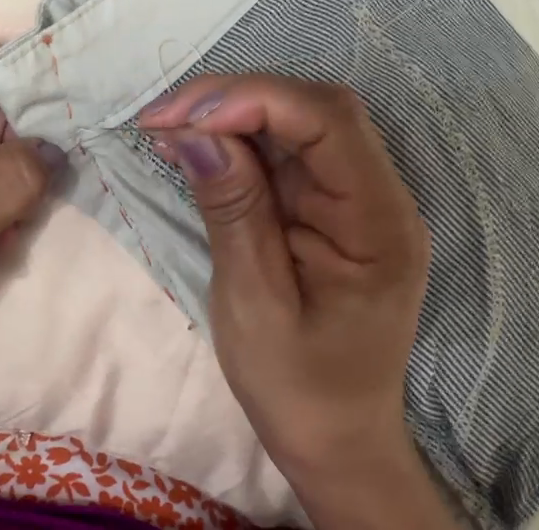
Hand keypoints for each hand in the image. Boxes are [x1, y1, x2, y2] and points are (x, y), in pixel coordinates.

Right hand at [143, 75, 451, 528]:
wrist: (335, 439)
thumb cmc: (298, 387)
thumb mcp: (254, 305)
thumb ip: (233, 212)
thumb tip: (194, 134)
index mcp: (379, 224)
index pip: (329, 121)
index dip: (255, 100)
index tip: (182, 118)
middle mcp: (377, 196)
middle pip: (312, 110)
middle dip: (232, 99)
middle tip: (160, 117)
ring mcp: (352, 197)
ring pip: (292, 121)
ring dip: (226, 115)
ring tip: (164, 128)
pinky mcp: (325, 204)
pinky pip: (280, 151)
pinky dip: (231, 140)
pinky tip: (189, 145)